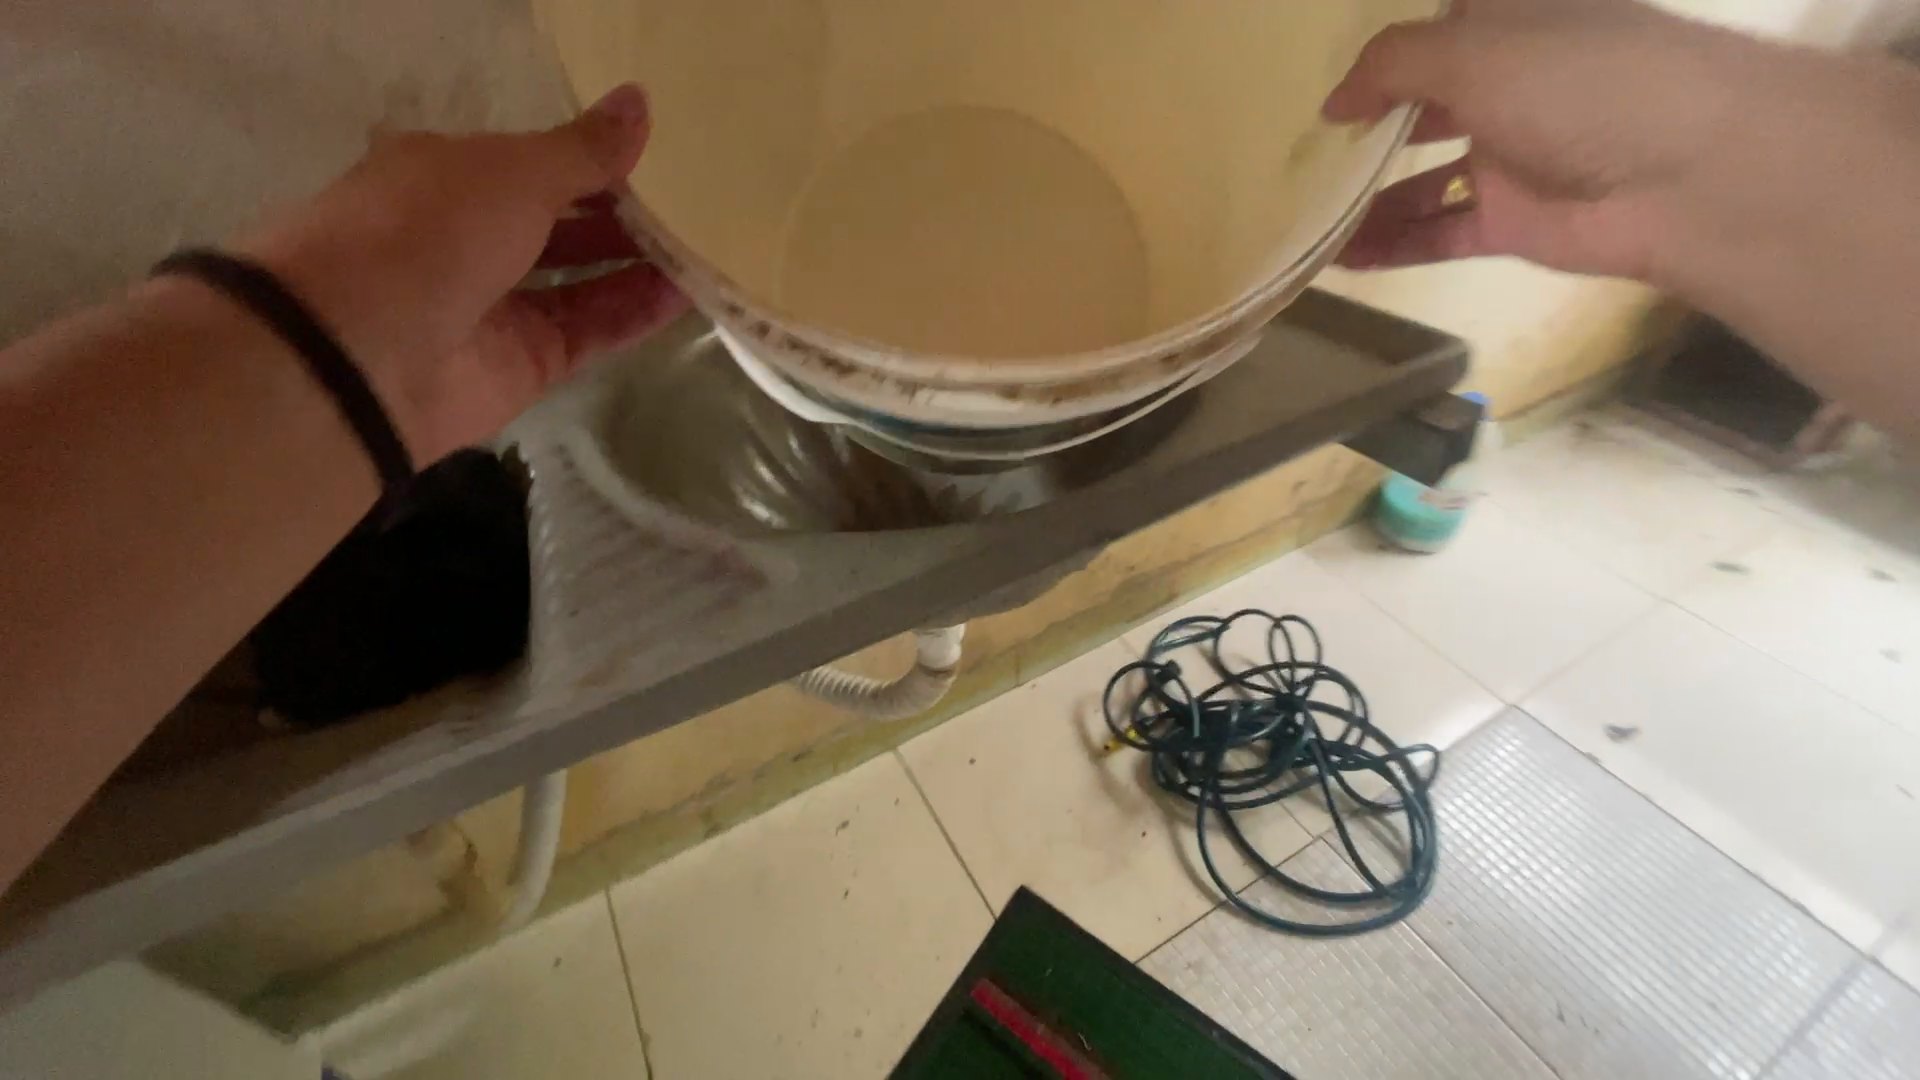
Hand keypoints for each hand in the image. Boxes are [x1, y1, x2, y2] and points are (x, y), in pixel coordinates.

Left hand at [238, 83, 687, 462]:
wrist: (363, 353)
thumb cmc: (428, 233)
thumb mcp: (511, 174)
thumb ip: (584, 152)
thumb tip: (641, 103)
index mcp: (453, 178)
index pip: (540, 167)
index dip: (599, 164)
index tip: (662, 162)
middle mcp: (477, 240)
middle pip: (568, 228)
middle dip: (627, 221)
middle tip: (694, 213)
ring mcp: (505, 305)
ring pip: (586, 282)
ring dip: (640, 269)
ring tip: (703, 254)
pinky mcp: (531, 360)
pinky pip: (593, 330)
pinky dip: (635, 315)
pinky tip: (683, 298)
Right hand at [1324, 0, 1758, 281]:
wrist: (1684, 172)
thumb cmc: (1580, 82)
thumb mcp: (1476, 49)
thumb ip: (1392, 66)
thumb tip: (1333, 104)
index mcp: (1512, 23)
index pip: (1433, 32)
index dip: (1378, 57)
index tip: (1323, 84)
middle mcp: (1507, 87)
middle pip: (1418, 112)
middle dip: (1362, 137)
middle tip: (1303, 161)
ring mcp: (1506, 159)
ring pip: (1418, 183)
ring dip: (1364, 204)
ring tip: (1307, 224)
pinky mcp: (1505, 220)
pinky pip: (1433, 234)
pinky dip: (1390, 247)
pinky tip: (1341, 260)